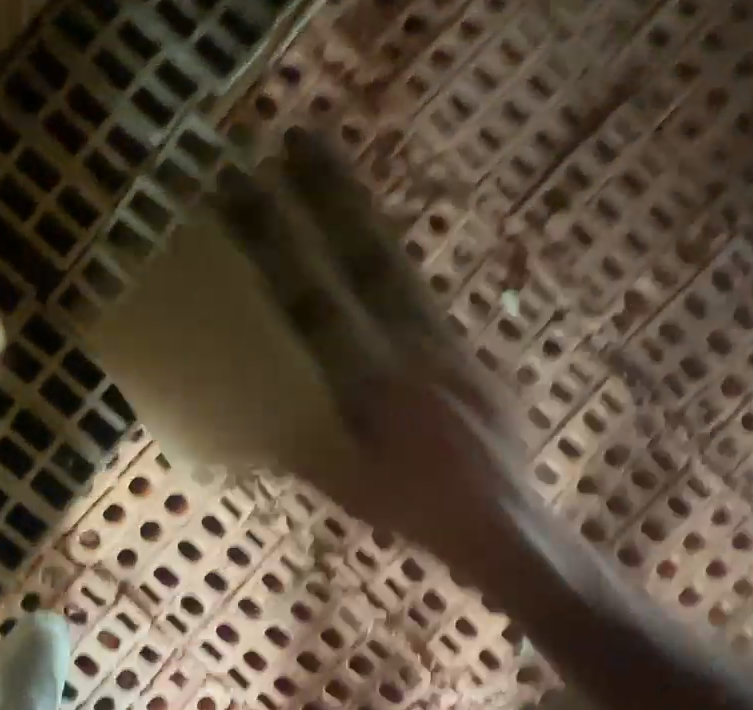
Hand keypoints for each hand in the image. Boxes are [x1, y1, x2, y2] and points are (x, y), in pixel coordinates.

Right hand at [213, 130, 537, 577]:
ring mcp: (455, 345)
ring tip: (334, 192)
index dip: (274, 239)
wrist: (508, 527)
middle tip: (298, 140)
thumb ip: (302, 440)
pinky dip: (394, 290)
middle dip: (330, 193)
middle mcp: (418, 346)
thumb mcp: (341, 485)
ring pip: (403, 271)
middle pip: (369, 253)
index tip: (244, 188)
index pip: (311, 297)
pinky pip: (426, 311)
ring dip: (365, 226)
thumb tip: (262, 414)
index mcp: (374, 380)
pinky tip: (378, 291)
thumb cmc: (413, 515)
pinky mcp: (478, 355)